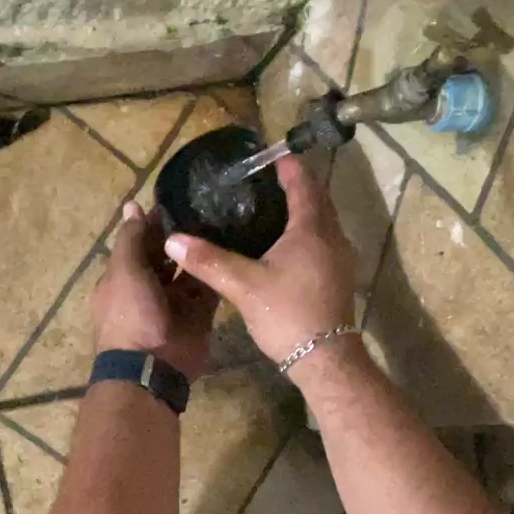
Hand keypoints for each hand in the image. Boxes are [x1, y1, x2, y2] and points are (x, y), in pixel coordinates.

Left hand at [91, 202, 216, 378]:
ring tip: (225, 220)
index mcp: (125, 277)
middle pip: (168, 255)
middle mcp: (149, 288)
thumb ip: (131, 238)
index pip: (141, 242)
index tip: (180, 197)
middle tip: (209, 204)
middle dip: (183, 234)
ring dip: (202, 251)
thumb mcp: (124, 270)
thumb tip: (133, 205)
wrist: (152, 367)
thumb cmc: (131, 314)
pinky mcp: (199, 315)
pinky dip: (217, 273)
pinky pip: (209, 289)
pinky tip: (232, 248)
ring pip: (190, 271)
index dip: (156, 221)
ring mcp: (176, 303)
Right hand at [160, 154, 354, 373]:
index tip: (268, 154)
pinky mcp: (338, 280)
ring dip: (302, 212)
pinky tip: (284, 249)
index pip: (302, 182)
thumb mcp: (243, 286)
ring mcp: (340, 260)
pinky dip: (306, 236)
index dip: (286, 165)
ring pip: (322, 223)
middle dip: (294, 187)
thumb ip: (208, 261)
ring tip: (270, 212)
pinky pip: (323, 244)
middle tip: (265, 183)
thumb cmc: (287, 316)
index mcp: (312, 228)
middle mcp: (333, 237)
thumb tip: (173, 239)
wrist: (324, 359)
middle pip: (317, 200)